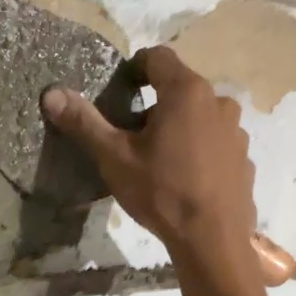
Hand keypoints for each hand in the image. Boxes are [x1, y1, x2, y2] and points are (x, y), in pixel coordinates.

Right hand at [42, 46, 261, 275]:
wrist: (212, 238)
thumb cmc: (161, 192)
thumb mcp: (115, 159)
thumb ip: (85, 124)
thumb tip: (51, 94)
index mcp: (186, 92)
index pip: (158, 58)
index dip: (135, 68)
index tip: (120, 90)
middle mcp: (218, 100)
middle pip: (180, 90)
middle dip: (155, 106)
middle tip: (133, 139)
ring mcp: (236, 130)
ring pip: (200, 118)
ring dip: (180, 130)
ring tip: (160, 163)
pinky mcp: (244, 158)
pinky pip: (216, 145)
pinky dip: (200, 153)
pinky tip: (185, 181)